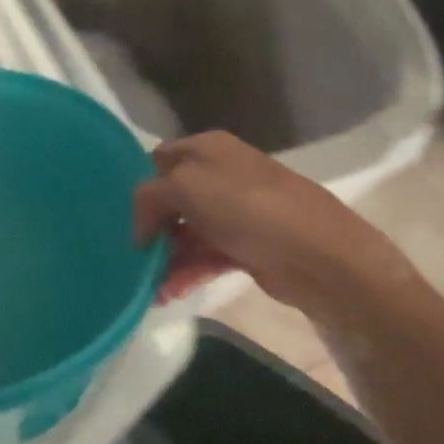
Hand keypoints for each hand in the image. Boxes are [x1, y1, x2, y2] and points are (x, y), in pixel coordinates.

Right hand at [133, 131, 407, 317]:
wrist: (321, 255)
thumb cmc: (247, 207)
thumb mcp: (184, 187)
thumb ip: (148, 198)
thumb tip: (141, 227)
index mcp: (207, 148)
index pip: (159, 160)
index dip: (140, 186)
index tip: (121, 217)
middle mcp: (221, 175)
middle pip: (172, 199)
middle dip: (151, 227)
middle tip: (133, 256)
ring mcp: (237, 213)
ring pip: (188, 232)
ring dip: (166, 257)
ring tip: (148, 287)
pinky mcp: (248, 247)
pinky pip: (206, 257)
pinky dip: (186, 273)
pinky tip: (168, 294)